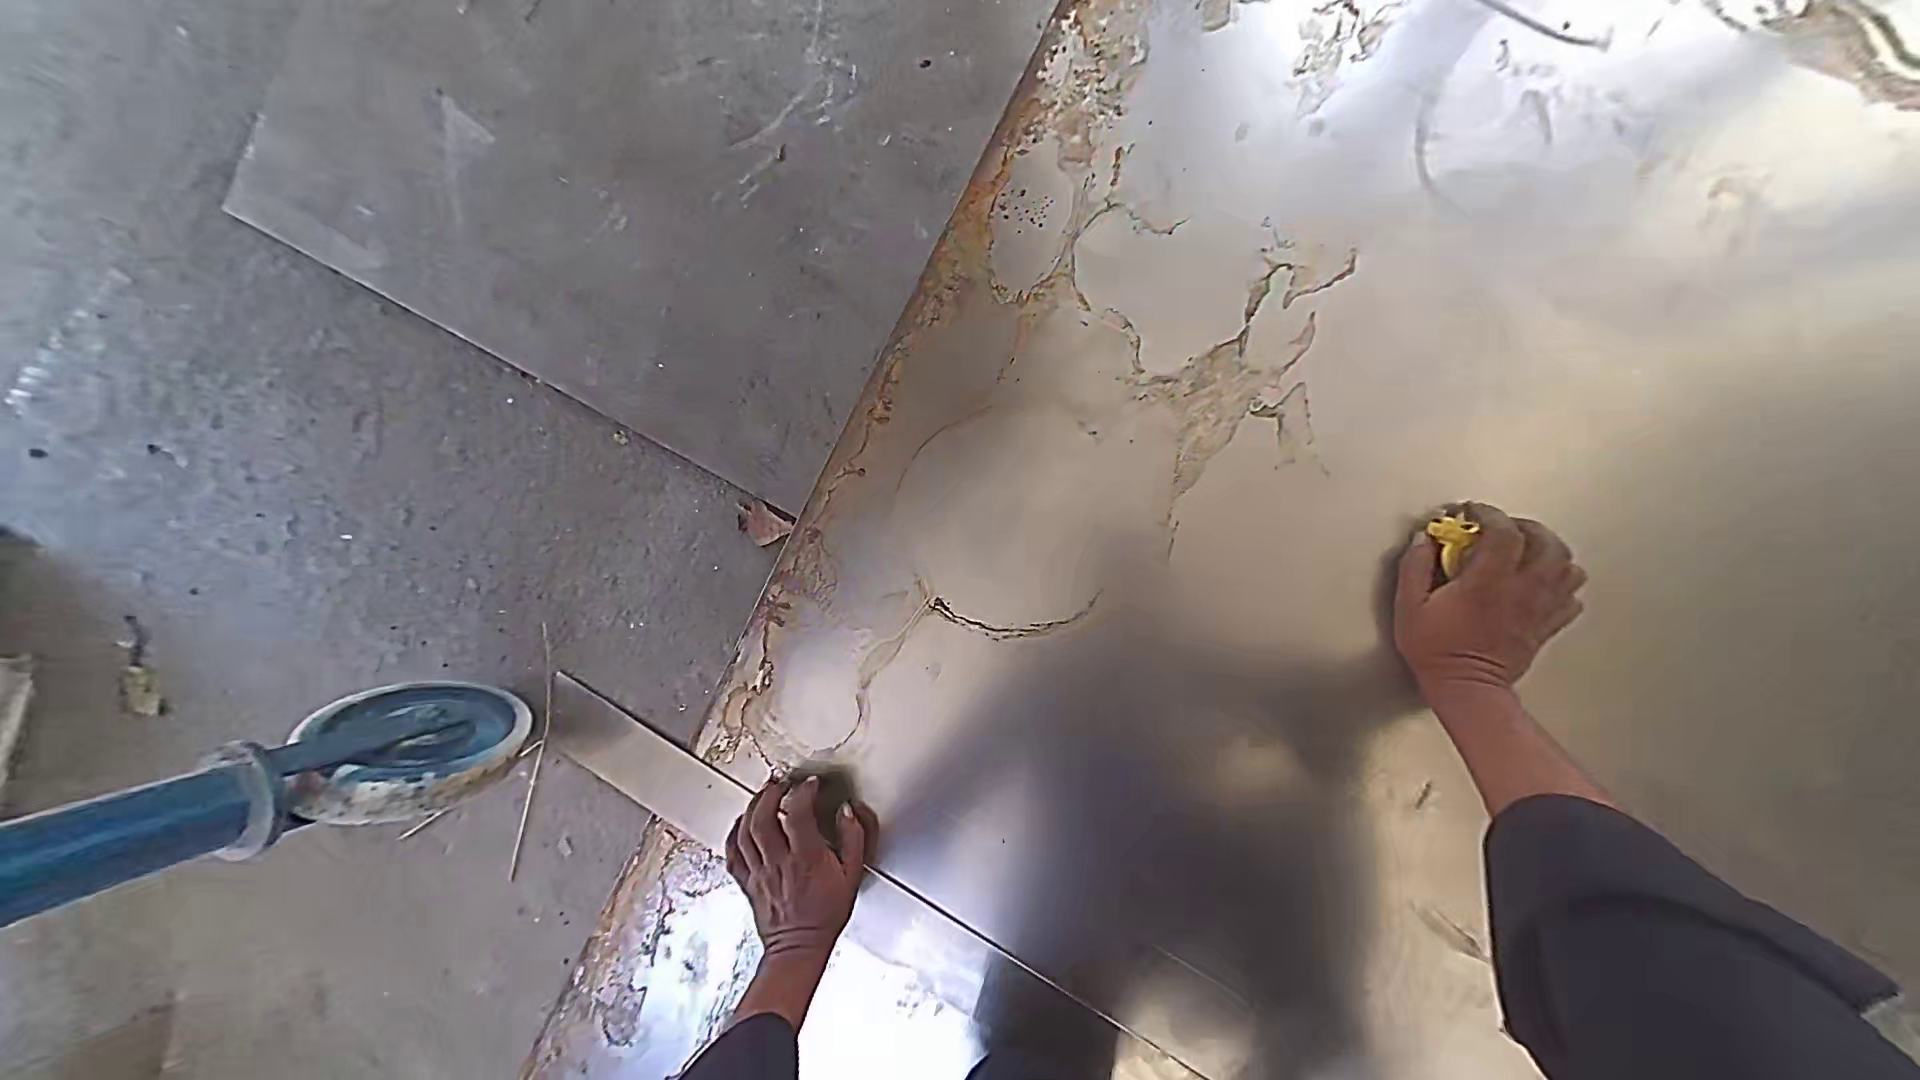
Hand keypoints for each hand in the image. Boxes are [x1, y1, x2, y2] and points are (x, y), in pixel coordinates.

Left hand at [725, 776, 873, 962]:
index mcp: (807, 859)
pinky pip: (733, 853)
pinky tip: (744, 821)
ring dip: (753, 807)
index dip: (804, 791)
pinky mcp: (747, 882)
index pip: (798, 814)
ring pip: (745, 832)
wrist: (800, 948)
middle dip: (770, 793)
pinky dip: (735, 832)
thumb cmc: (826, 913)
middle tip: (780, 782)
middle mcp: (779, 863)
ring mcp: (759, 873)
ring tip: (764, 793)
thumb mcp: (852, 874)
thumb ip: (853, 838)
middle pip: (763, 818)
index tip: (810, 783)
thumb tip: (847, 812)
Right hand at [1394, 502, 1586, 697]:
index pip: (1504, 533)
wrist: (1465, 686)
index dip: (1489, 514)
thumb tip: (1423, 540)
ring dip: (1548, 548)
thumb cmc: (1434, 649)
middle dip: (1522, 526)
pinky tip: (1539, 579)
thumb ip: (1414, 567)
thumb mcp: (1407, 605)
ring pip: (1567, 564)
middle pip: (1546, 542)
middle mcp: (1521, 590)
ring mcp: (1540, 607)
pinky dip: (1561, 578)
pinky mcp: (1548, 623)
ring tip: (1524, 547)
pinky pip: (1572, 593)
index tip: (1472, 511)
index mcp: (1486, 583)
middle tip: (1499, 525)